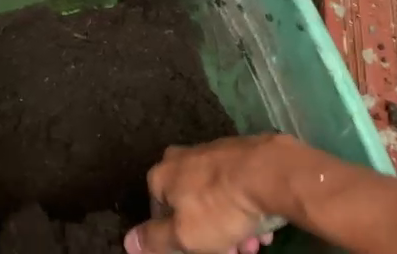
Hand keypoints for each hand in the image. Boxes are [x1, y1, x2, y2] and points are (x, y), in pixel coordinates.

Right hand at [127, 135, 296, 253]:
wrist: (268, 173)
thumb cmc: (220, 207)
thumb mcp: (185, 235)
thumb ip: (155, 239)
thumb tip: (128, 241)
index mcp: (162, 174)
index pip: (157, 211)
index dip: (176, 239)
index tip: (198, 253)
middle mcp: (181, 158)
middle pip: (189, 206)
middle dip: (210, 236)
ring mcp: (210, 152)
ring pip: (214, 199)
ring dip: (230, 227)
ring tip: (252, 245)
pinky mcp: (237, 153)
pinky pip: (234, 188)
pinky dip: (243, 209)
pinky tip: (262, 228)